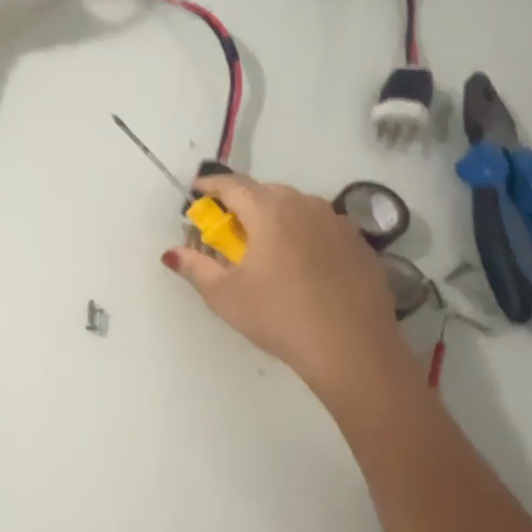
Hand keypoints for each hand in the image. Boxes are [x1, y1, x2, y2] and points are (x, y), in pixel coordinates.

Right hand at [163, 174, 415, 394]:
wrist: (351, 346)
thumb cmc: (278, 316)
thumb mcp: (224, 295)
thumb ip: (195, 267)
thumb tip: (172, 253)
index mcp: (270, 211)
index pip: (233, 185)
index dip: (210, 186)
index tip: (195, 193)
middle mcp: (306, 205)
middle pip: (266, 193)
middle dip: (242, 204)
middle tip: (225, 230)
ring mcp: (338, 223)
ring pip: (297, 208)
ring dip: (274, 218)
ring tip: (263, 248)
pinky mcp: (359, 244)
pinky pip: (321, 228)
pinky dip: (302, 235)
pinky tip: (299, 267)